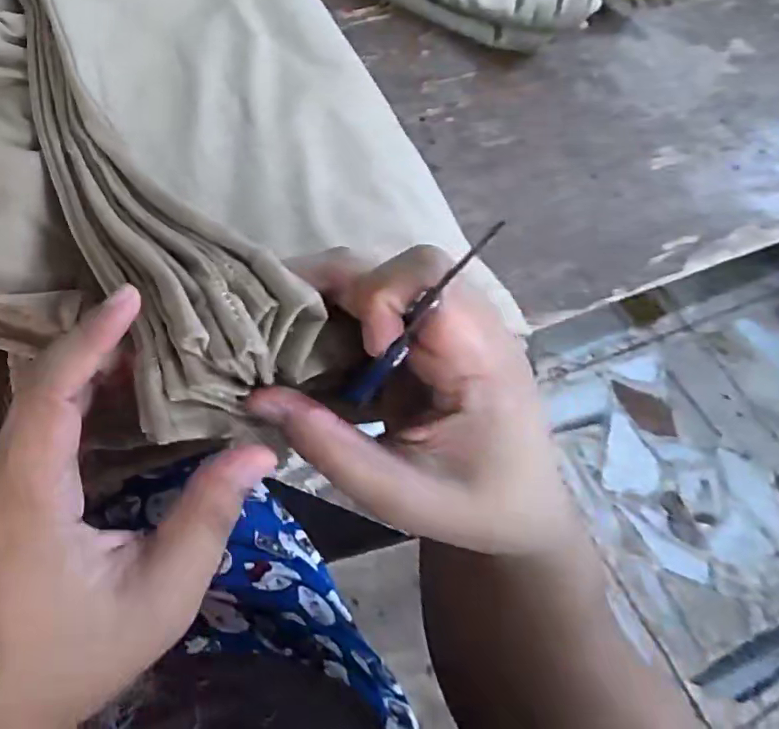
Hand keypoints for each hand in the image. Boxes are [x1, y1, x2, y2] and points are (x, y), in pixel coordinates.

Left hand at [0, 286, 277, 728]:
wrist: (13, 683)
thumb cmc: (83, 644)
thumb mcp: (161, 592)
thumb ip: (207, 517)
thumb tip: (257, 449)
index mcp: (31, 484)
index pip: (54, 388)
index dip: (92, 337)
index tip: (131, 296)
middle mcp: (10, 458)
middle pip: (48, 372)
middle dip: (99, 332)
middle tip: (159, 305)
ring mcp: (10, 459)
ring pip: (46, 381)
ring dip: (94, 349)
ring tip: (152, 328)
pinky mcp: (21, 465)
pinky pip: (51, 402)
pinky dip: (88, 375)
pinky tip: (128, 371)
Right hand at [248, 246, 577, 555]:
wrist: (521, 514)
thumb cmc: (474, 508)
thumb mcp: (401, 495)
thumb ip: (331, 448)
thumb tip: (258, 396)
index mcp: (479, 354)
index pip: (426, 274)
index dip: (379, 294)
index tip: (366, 349)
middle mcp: (462, 320)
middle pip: (389, 263)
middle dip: (328, 284)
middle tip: (285, 324)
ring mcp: (439, 322)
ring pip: (371, 273)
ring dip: (323, 295)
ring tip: (288, 332)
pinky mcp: (418, 332)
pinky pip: (367, 299)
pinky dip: (328, 312)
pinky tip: (307, 344)